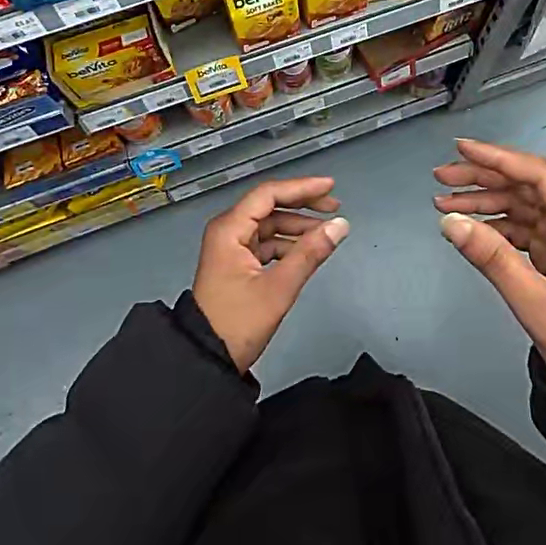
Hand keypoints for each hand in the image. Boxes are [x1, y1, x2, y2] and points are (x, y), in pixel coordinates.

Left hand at [192, 176, 349, 372]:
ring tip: (327, 232)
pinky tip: (308, 250)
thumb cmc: (236, 323)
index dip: (301, 188)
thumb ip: (310, 253)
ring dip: (298, 226)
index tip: (328, 187)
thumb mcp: (278, 288)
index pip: (269, 194)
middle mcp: (228, 231)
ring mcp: (231, 247)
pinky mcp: (237, 263)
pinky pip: (267, 243)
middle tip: (333, 206)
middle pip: (269, 206)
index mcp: (229, 229)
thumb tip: (339, 226)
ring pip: (269, 225)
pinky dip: (288, 244)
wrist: (207, 357)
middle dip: (302, 204)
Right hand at [433, 139, 545, 388]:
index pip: (541, 178)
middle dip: (483, 177)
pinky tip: (466, 225)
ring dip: (483, 200)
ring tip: (443, 200)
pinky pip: (520, 227)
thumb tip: (450, 222)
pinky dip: (492, 224)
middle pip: (527, 187)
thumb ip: (492, 259)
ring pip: (520, 205)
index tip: (462, 149)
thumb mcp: (536, 303)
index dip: (499, 159)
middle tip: (441, 175)